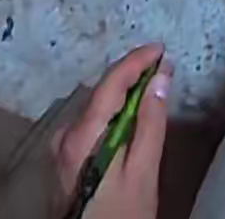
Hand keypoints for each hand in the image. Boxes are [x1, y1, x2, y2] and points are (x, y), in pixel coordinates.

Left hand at [52, 43, 171, 218]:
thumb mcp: (143, 174)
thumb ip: (150, 123)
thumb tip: (161, 78)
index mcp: (81, 135)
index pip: (111, 82)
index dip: (137, 61)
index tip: (161, 49)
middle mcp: (65, 135)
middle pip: (102, 90)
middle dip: (132, 73)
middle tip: (162, 66)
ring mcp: (62, 148)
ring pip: (97, 105)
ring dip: (124, 91)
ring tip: (151, 84)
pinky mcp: (66, 159)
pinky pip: (92, 121)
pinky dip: (113, 110)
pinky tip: (131, 112)